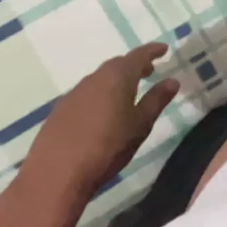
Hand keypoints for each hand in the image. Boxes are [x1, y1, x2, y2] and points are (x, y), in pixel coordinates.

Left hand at [21, 43, 178, 203]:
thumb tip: (172, 80)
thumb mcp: (140, 126)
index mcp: (117, 78)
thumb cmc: (106, 148)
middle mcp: (93, 79)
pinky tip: (100, 114)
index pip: (138, 56)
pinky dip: (98, 95)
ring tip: (126, 94)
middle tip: (148, 73)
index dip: (152, 51)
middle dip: (134, 66)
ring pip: (99, 79)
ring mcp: (72, 95)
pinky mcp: (58, 112)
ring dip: (114, 81)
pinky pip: (84, 94)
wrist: (54, 177)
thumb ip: (156, 100)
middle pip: (116, 65)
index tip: (164, 50)